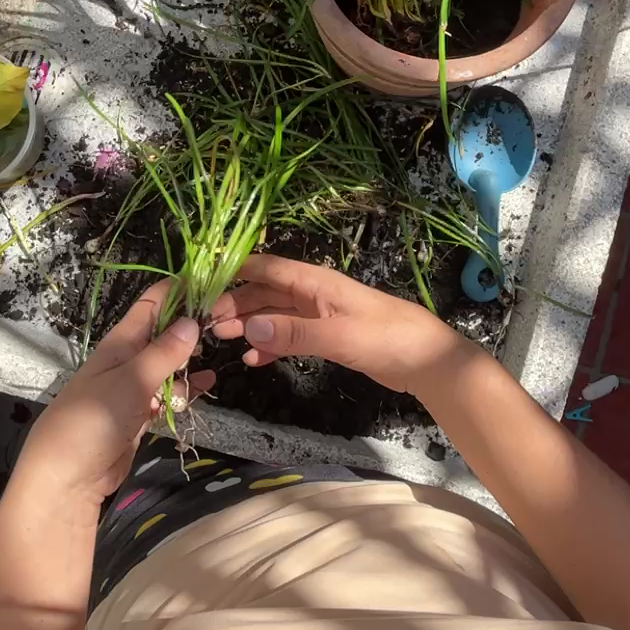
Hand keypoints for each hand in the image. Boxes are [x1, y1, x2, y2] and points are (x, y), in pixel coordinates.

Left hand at [17, 280, 211, 499]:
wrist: (68, 477)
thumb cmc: (94, 418)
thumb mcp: (133, 380)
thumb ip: (165, 352)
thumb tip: (193, 321)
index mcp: (121, 342)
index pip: (152, 303)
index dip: (178, 290)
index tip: (212, 283)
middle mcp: (128, 359)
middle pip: (164, 332)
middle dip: (190, 326)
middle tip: (224, 323)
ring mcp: (134, 387)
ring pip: (169, 364)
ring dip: (189, 361)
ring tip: (215, 358)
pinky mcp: (140, 414)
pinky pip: (167, 394)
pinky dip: (185, 390)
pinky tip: (206, 385)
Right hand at [208, 254, 479, 394]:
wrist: (426, 361)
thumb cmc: (386, 338)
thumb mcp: (338, 336)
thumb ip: (293, 333)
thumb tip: (246, 326)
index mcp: (315, 282)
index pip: (267, 268)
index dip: (235, 271)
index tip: (203, 283)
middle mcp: (313, 293)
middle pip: (265, 292)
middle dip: (236, 303)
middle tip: (207, 324)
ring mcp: (318, 316)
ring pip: (274, 314)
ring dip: (249, 324)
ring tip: (221, 338)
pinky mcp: (326, 336)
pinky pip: (289, 336)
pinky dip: (270, 344)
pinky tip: (253, 358)